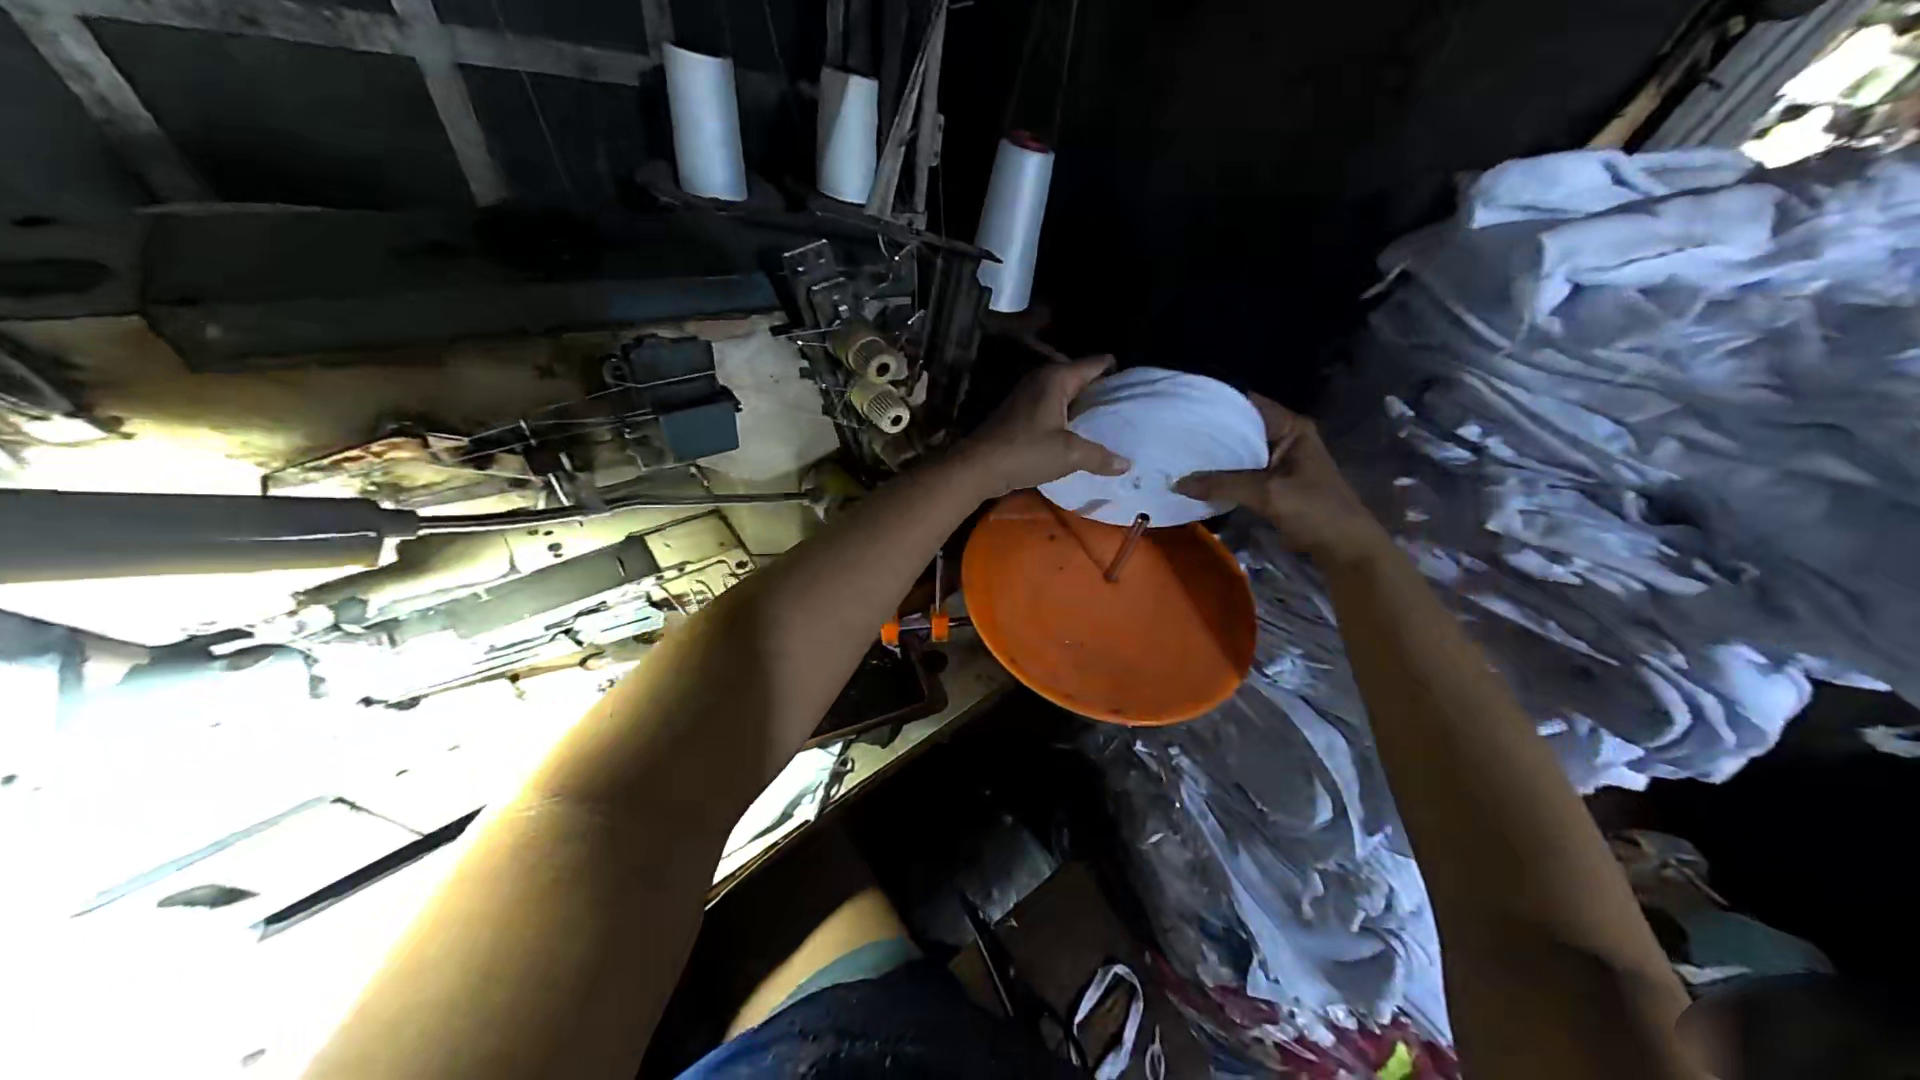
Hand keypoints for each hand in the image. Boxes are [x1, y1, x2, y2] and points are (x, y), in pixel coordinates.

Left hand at [957, 356, 1130, 496]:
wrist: (978, 466)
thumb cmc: (1025, 452)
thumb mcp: (1069, 454)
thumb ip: (1100, 456)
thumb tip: (1126, 464)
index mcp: (1057, 377)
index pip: (1096, 363)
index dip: (1118, 372)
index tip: (1137, 388)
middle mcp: (1042, 378)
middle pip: (1081, 377)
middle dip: (1103, 392)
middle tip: (1127, 410)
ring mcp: (1027, 394)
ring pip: (1066, 394)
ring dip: (1084, 407)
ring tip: (1109, 423)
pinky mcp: (1019, 412)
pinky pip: (1053, 407)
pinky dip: (1067, 417)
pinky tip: (1079, 434)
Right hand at [1174, 394, 1390, 564]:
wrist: (1343, 547)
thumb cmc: (1315, 510)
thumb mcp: (1268, 493)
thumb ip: (1223, 485)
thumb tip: (1176, 483)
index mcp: (1292, 427)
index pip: (1249, 404)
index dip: (1218, 402)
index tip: (1185, 404)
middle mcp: (1284, 437)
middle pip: (1240, 427)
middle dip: (1210, 430)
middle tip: (1172, 429)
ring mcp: (1277, 461)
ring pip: (1238, 452)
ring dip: (1213, 455)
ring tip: (1177, 450)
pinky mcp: (1270, 482)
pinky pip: (1239, 472)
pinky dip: (1221, 475)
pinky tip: (1194, 476)